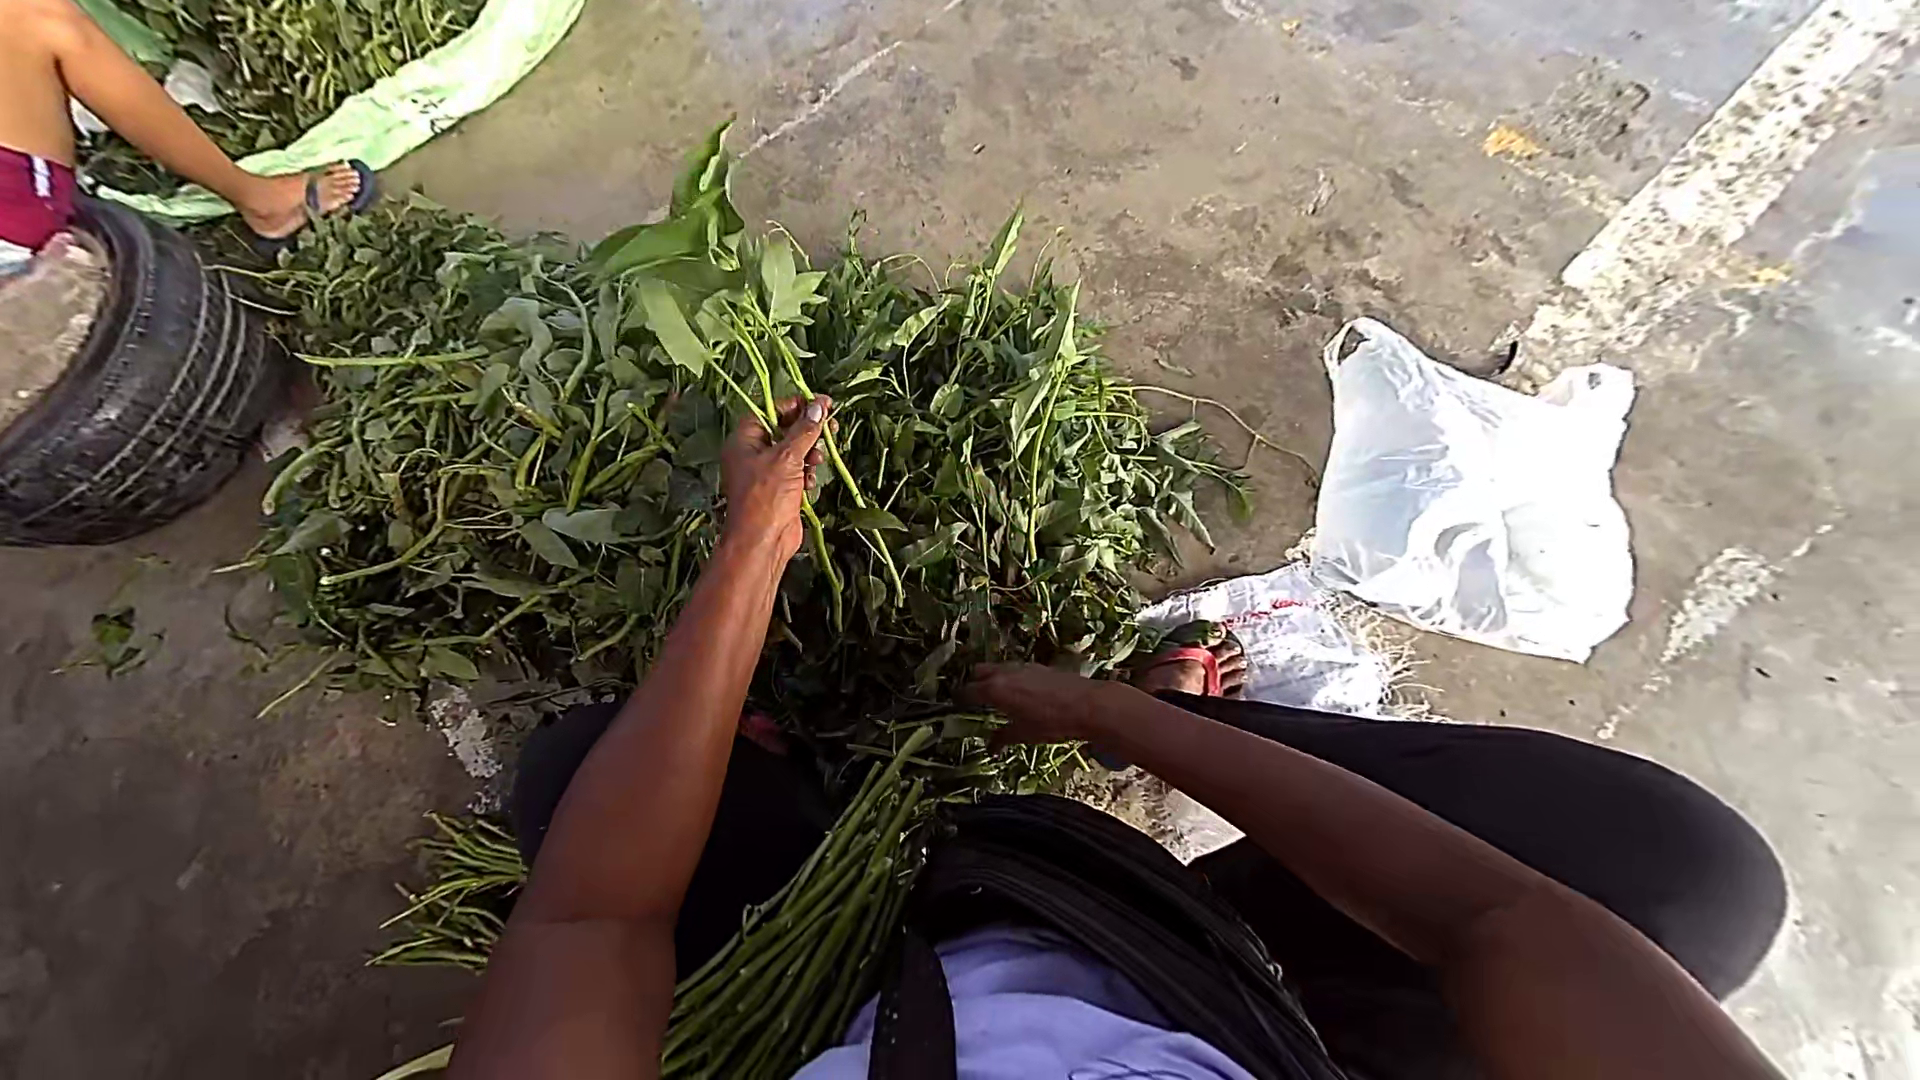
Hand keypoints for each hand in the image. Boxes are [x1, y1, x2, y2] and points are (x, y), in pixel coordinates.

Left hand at [720, 395, 829, 558]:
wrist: (763, 540)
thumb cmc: (766, 496)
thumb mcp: (787, 457)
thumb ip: (805, 430)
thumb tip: (819, 405)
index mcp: (745, 439)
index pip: (770, 410)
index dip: (795, 405)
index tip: (819, 404)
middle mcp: (753, 453)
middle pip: (785, 430)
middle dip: (807, 431)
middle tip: (830, 427)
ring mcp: (767, 472)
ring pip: (794, 452)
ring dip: (810, 453)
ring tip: (818, 459)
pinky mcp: (780, 489)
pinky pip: (797, 472)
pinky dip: (807, 473)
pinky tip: (810, 482)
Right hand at [960, 663, 1116, 744]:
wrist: (1087, 704)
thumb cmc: (1051, 722)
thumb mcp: (1024, 734)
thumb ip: (1003, 738)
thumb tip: (991, 748)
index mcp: (995, 690)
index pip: (968, 690)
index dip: (960, 698)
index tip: (955, 704)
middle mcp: (1004, 673)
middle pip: (979, 671)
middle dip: (973, 683)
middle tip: (973, 699)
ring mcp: (1022, 666)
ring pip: (998, 667)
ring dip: (992, 678)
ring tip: (995, 695)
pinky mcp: (1038, 666)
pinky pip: (1015, 669)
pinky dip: (1010, 677)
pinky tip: (1019, 691)